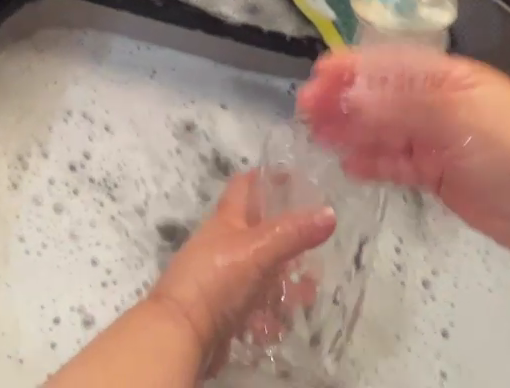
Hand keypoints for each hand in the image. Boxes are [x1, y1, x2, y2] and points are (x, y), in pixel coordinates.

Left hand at [146, 171, 336, 372]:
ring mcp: (219, 279)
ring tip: (309, 291)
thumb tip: (330, 212)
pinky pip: (251, 307)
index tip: (291, 176)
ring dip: (282, 281)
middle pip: (255, 232)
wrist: (179, 334)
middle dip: (285, 238)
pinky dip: (268, 313)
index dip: (264, 177)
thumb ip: (293, 233)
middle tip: (314, 246)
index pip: (244, 187)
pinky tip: (281, 323)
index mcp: (225, 221)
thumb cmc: (216, 280)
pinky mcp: (221, 312)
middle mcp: (221, 245)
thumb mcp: (258, 251)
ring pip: (258, 272)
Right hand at [295, 46, 509, 251]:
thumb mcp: (458, 117)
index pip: (393, 65)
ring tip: (317, 135)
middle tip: (306, 108)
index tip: (319, 73)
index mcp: (451, 77)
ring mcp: (439, 139)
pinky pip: (397, 161)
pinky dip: (373, 160)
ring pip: (385, 129)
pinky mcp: (438, 173)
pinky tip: (348, 163)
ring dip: (351, 129)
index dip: (355, 67)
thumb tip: (349, 97)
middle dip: (345, 100)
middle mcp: (442, 103)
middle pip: (383, 97)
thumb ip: (401, 106)